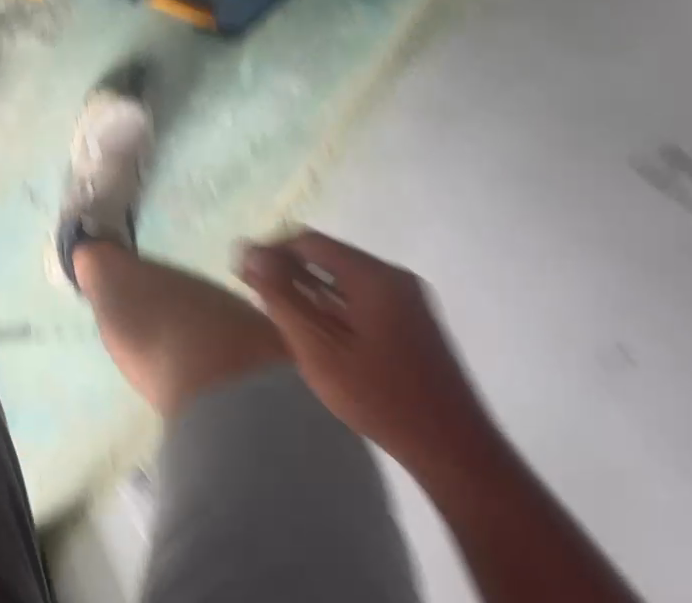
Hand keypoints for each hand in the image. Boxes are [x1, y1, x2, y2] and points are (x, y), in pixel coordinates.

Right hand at [238, 230, 496, 471]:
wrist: (452, 449)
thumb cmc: (378, 396)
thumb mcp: (316, 346)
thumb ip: (279, 295)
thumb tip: (248, 251)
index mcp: (374, 276)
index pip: (308, 241)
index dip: (268, 250)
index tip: (239, 272)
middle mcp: (394, 278)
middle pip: (326, 256)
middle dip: (285, 268)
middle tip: (250, 290)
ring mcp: (407, 301)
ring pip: (342, 278)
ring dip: (305, 286)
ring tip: (273, 308)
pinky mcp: (411, 323)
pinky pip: (359, 297)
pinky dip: (328, 303)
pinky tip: (310, 327)